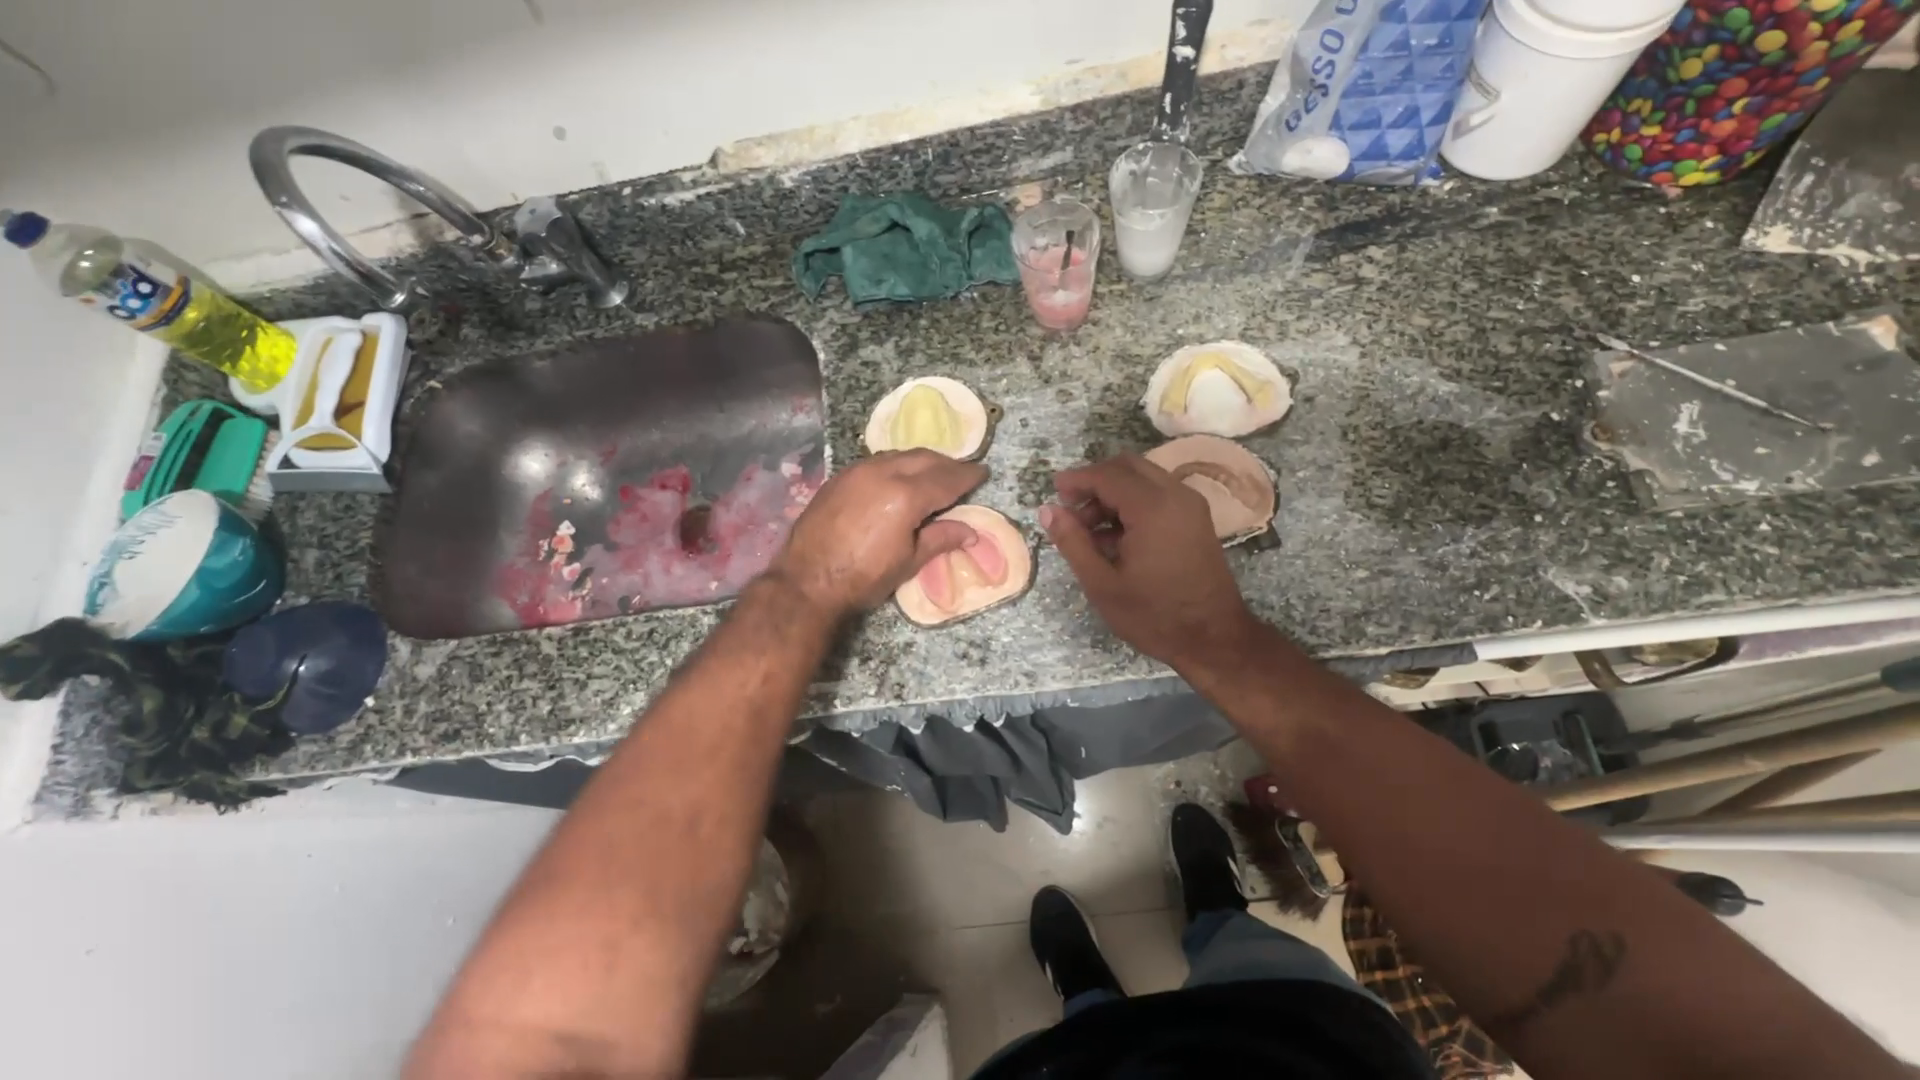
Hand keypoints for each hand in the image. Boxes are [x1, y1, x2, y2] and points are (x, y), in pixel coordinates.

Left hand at [771, 450, 987, 617]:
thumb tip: (971, 532)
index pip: (946, 479)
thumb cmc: (863, 578)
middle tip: (963, 473)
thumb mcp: (909, 562)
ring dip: (921, 461)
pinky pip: (877, 461)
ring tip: (934, 473)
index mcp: (906, 495)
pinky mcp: (840, 477)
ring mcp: (857, 471)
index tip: (983, 473)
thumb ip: (940, 538)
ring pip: (899, 455)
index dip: (967, 476)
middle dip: (947, 464)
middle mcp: (883, 473)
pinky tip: (900, 477)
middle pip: (924, 459)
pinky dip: (897, 464)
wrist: (807, 581)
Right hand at [1039, 454, 1261, 671]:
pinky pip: (1159, 495)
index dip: (1076, 480)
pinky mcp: (1197, 519)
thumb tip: (1048, 510)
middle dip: (1095, 482)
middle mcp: (1176, 495)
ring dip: (1113, 493)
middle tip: (1070, 509)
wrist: (1214, 639)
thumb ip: (1072, 542)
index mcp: (1152, 508)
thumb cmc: (1154, 616)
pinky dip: (1133, 504)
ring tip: (1089, 531)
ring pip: (1144, 478)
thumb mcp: (1102, 584)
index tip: (1052, 493)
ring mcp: (1191, 506)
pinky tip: (1115, 538)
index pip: (1107, 475)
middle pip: (1128, 467)